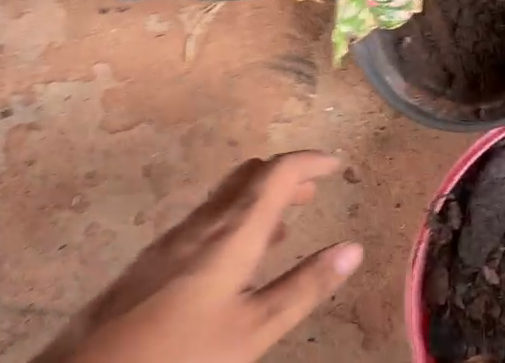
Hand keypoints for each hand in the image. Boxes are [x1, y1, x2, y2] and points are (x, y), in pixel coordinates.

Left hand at [35, 152, 362, 362]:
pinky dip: (234, 219)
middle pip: (249, 175)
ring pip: (224, 197)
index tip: (337, 164)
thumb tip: (353, 249)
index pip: (278, 172)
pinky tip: (234, 258)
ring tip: (285, 222)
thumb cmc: (178, 355)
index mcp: (232, 233)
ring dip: (259, 197)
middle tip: (313, 191)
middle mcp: (202, 224)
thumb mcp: (253, 331)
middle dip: (285, 175)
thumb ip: (304, 287)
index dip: (311, 160)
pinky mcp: (150, 263)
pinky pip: (204, 219)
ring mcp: (171, 241)